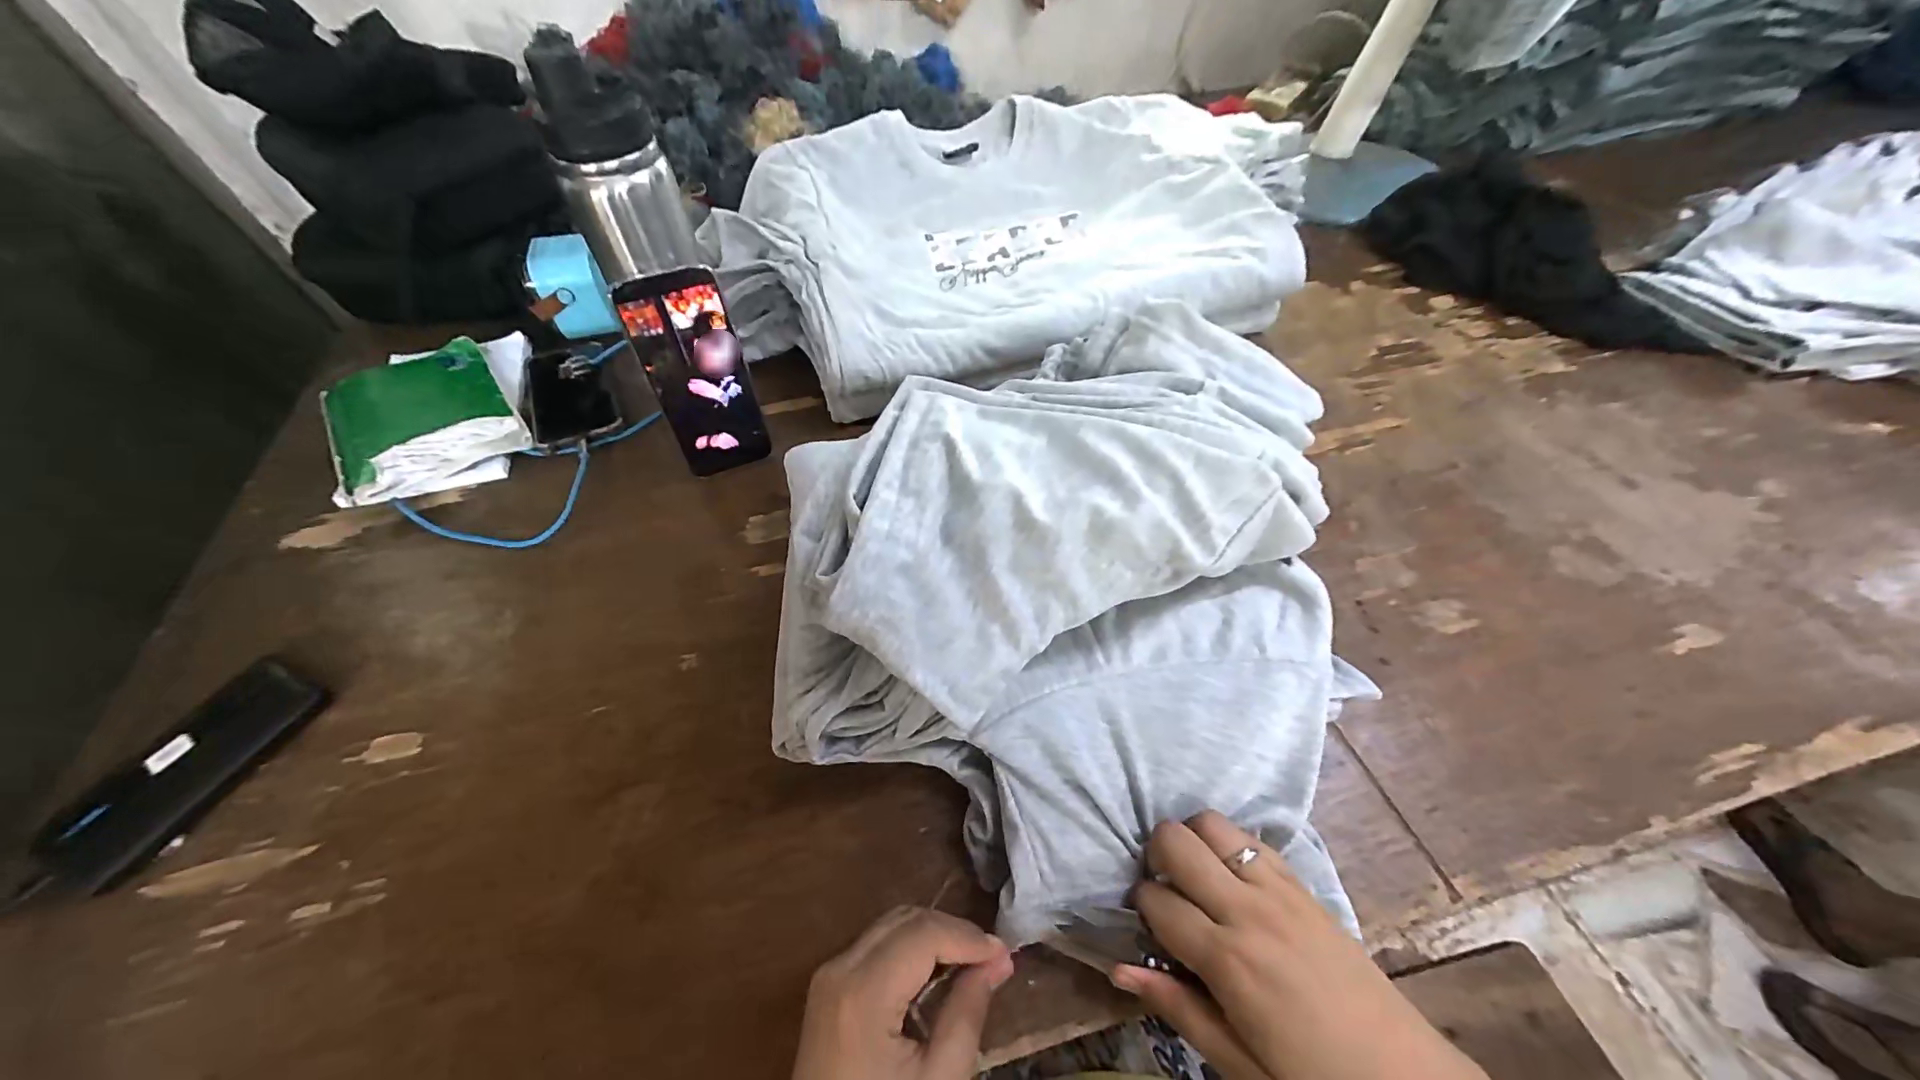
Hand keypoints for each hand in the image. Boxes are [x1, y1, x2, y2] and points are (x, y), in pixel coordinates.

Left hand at [793, 906, 1015, 1079]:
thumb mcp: (938, 1079)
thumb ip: (967, 1013)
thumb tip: (998, 960)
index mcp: (863, 992)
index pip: (924, 933)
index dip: (968, 936)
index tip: (1004, 954)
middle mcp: (840, 967)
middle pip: (906, 920)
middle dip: (953, 931)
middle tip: (991, 959)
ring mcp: (829, 973)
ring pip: (891, 924)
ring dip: (933, 935)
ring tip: (969, 963)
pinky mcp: (828, 984)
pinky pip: (876, 943)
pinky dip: (910, 946)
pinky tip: (935, 971)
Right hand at [1112, 811, 1488, 1079]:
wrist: (1405, 1077)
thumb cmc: (1311, 1079)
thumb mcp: (1237, 1062)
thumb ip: (1176, 1006)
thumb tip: (1117, 969)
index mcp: (1227, 959)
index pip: (1155, 900)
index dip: (1140, 906)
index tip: (1147, 925)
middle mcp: (1247, 909)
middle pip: (1176, 841)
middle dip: (1155, 856)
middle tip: (1165, 890)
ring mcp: (1279, 890)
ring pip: (1211, 823)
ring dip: (1192, 841)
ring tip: (1195, 876)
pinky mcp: (1303, 885)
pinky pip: (1252, 840)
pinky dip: (1229, 845)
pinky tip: (1232, 877)